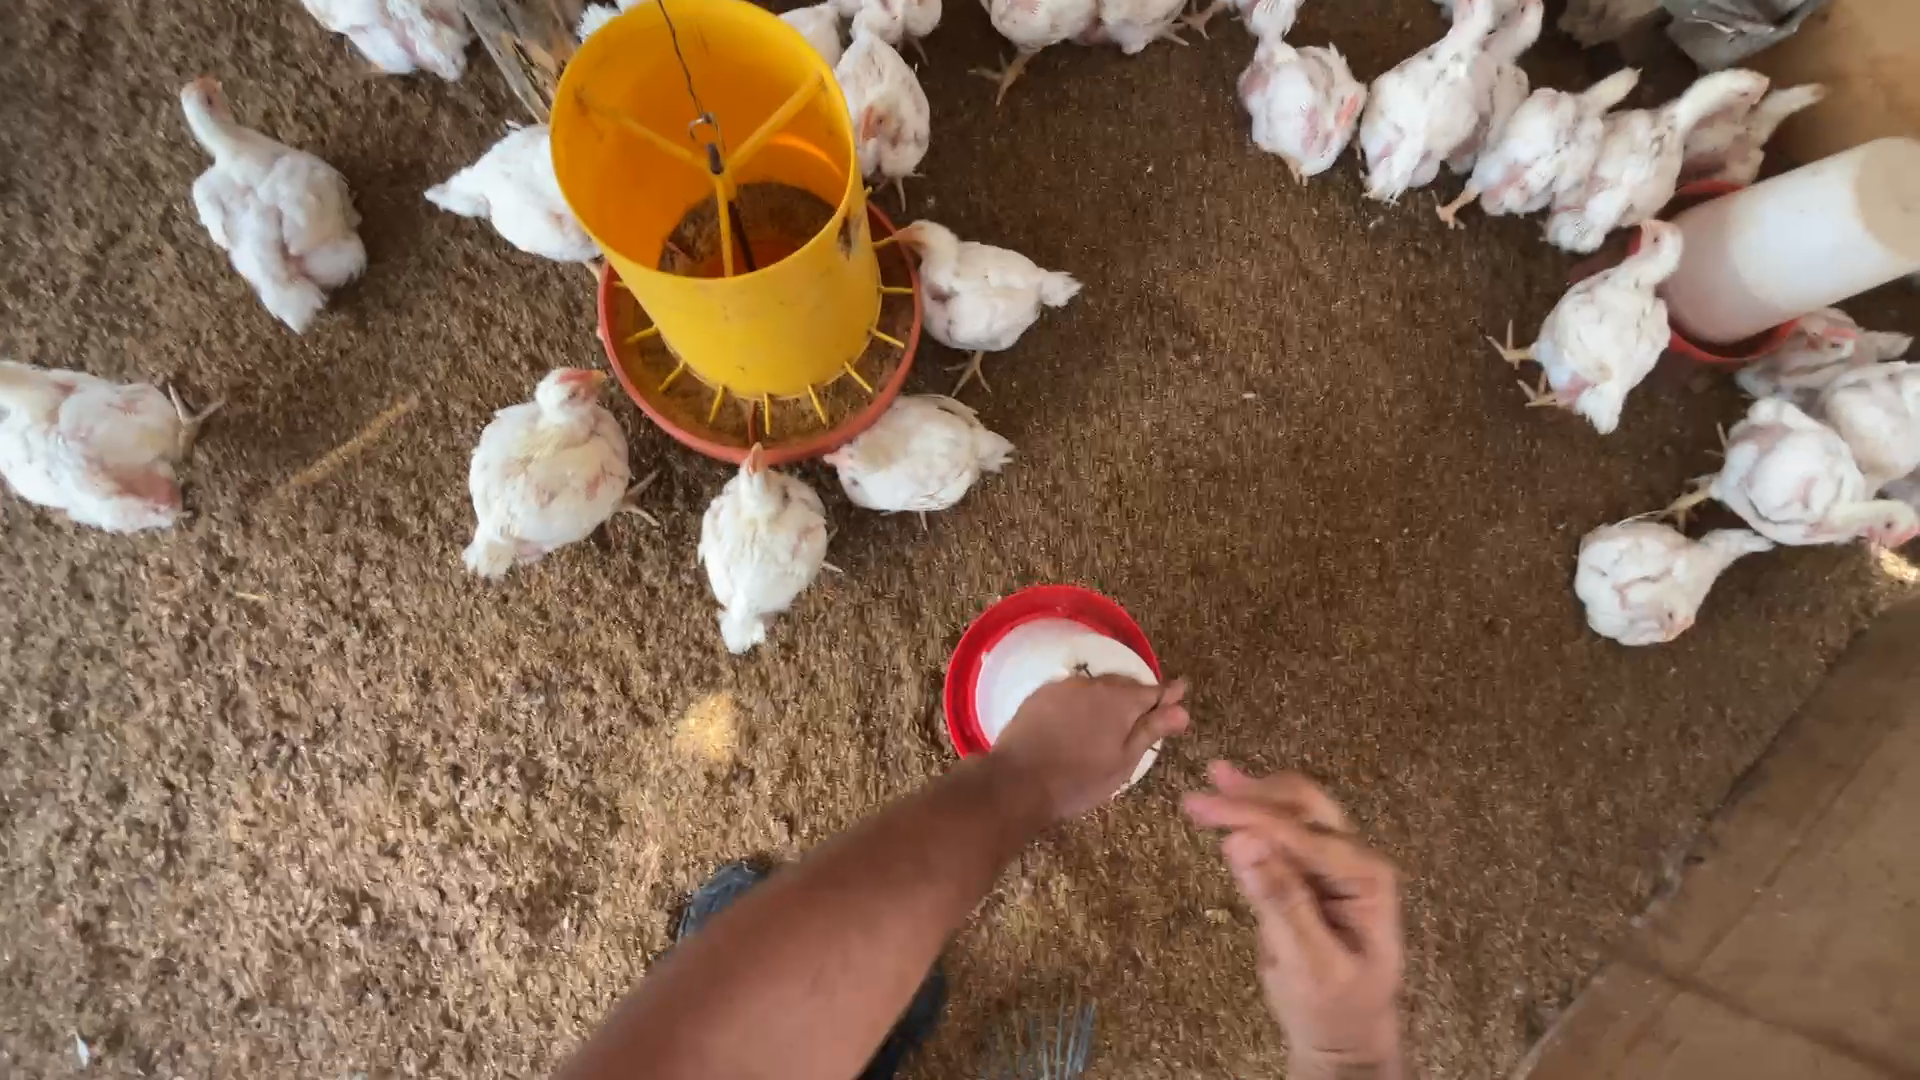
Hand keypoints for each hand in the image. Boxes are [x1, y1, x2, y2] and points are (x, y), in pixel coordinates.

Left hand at [988, 675, 1189, 819]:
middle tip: (1148, 712)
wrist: (1019, 780)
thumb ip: (1150, 730)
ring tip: (1112, 718)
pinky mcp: (1041, 693)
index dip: (1169, 694)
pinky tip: (1080, 719)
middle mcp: (1093, 684)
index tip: (1181, 691)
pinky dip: (1083, 701)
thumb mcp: (1123, 762)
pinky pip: (1072, 691)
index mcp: (1120, 701)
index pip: (1153, 691)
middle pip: (1125, 685)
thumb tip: (1182, 710)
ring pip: (1097, 687)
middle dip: (1138, 696)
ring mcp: (1064, 686)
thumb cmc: (1079, 779)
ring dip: (1109, 697)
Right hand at [1184, 763, 1403, 1079]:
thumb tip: (1239, 842)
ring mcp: (1335, 857)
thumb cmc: (1333, 1007)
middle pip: (1301, 803)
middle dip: (1249, 796)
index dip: (1246, 815)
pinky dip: (1252, 806)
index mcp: (1366, 878)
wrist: (1346, 1036)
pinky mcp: (1311, 863)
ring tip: (1212, 777)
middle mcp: (1356, 856)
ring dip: (1250, 793)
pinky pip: (1282, 824)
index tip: (1197, 807)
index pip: (1298, 832)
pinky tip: (1227, 789)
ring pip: (1292, 804)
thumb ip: (1280, 902)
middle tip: (1199, 799)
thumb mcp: (1308, 965)